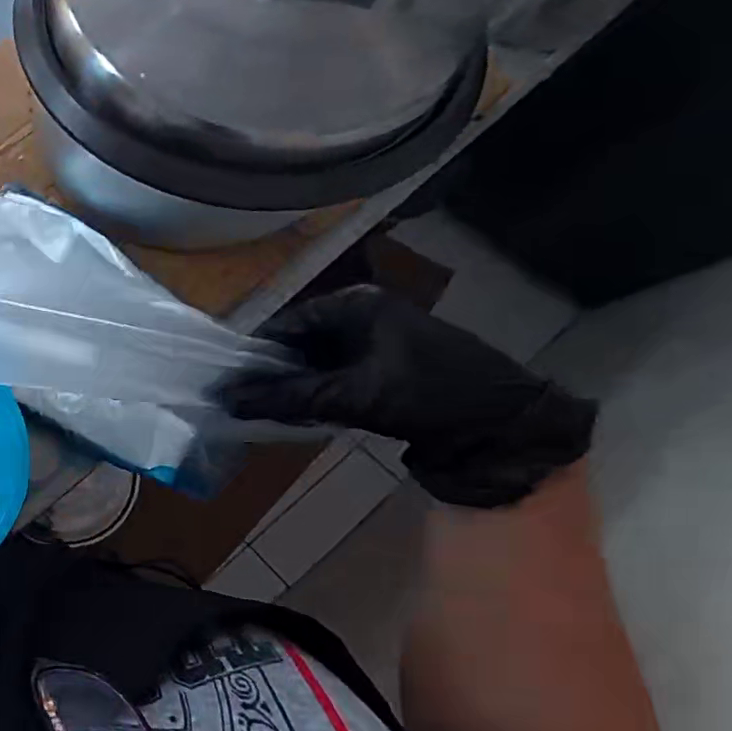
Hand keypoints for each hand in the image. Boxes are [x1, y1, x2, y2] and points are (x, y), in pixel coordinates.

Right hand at [214, 285, 595, 507]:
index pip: (286, 323)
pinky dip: (315, 393)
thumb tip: (228, 400)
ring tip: (263, 410)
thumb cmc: (428, 395)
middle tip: (242, 401)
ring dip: (293, 386)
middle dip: (272, 372)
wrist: (504, 426)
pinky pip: (334, 375)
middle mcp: (362, 314)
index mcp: (356, 304)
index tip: (227, 381)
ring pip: (315, 361)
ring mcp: (375, 341)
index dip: (255, 353)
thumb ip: (287, 398)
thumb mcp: (352, 395)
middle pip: (298, 342)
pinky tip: (298, 413)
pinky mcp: (383, 367)